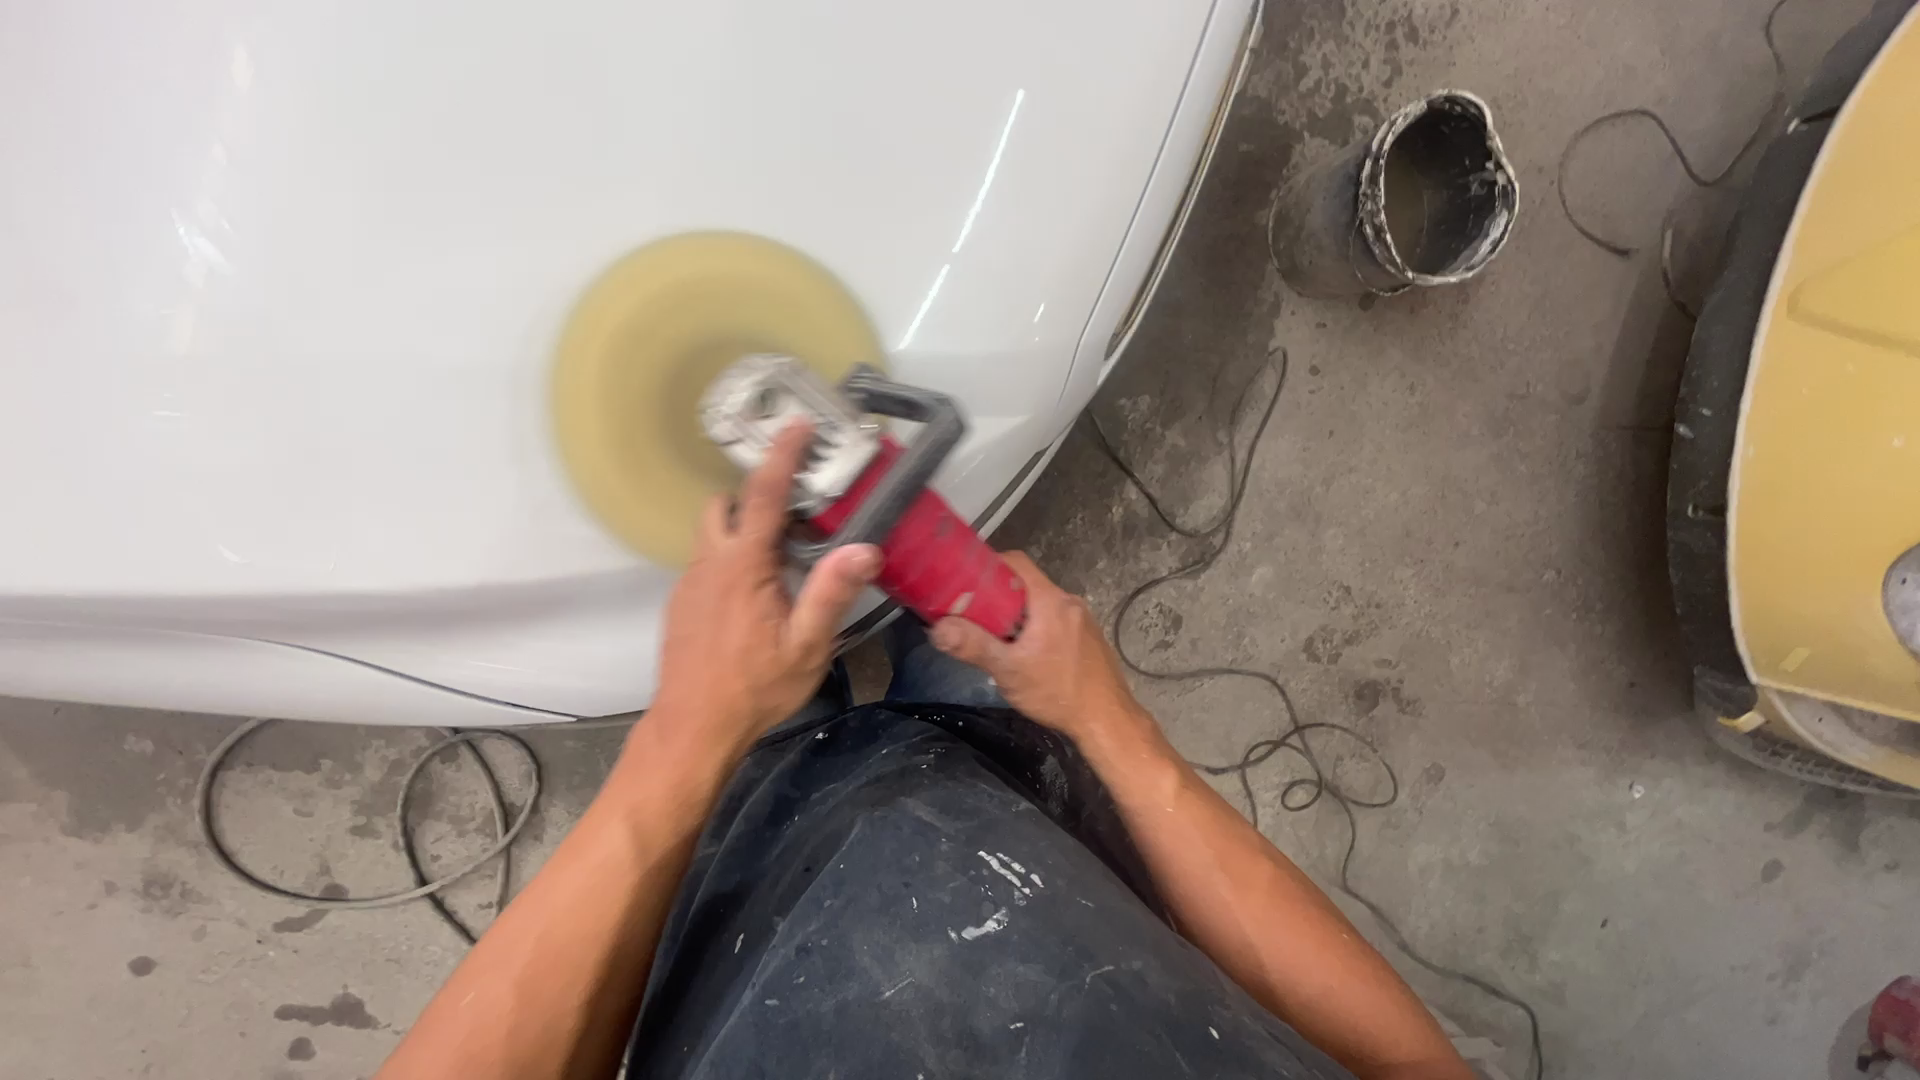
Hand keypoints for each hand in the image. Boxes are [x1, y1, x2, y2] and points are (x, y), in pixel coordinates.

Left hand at [649, 423, 880, 750]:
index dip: (781, 456)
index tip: (796, 424)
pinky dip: (734, 559)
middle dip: (755, 495)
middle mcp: (709, 565)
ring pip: (713, 535)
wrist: (694, 728)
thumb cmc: (755, 687)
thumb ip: (831, 593)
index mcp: (742, 567)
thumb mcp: (806, 645)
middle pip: (724, 506)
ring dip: (745, 530)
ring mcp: (690, 585)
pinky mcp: (683, 605)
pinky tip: (759, 597)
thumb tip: (865, 548)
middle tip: (798, 511)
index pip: (762, 495)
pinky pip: (709, 564)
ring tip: (786, 557)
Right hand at [927, 552, 1152, 745]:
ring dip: (1016, 616)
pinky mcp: (1087, 638)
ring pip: (1039, 605)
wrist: (1107, 722)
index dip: (988, 566)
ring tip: (994, 638)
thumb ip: (973, 646)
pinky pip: (1053, 621)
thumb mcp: (1009, 671)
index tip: (965, 583)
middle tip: (973, 616)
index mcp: (1050, 600)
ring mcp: (1082, 620)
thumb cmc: (1058, 692)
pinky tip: (1024, 654)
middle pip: (1026, 584)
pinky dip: (1034, 628)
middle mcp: (1069, 602)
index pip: (1016, 562)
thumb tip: (937, 628)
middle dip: (997, 597)